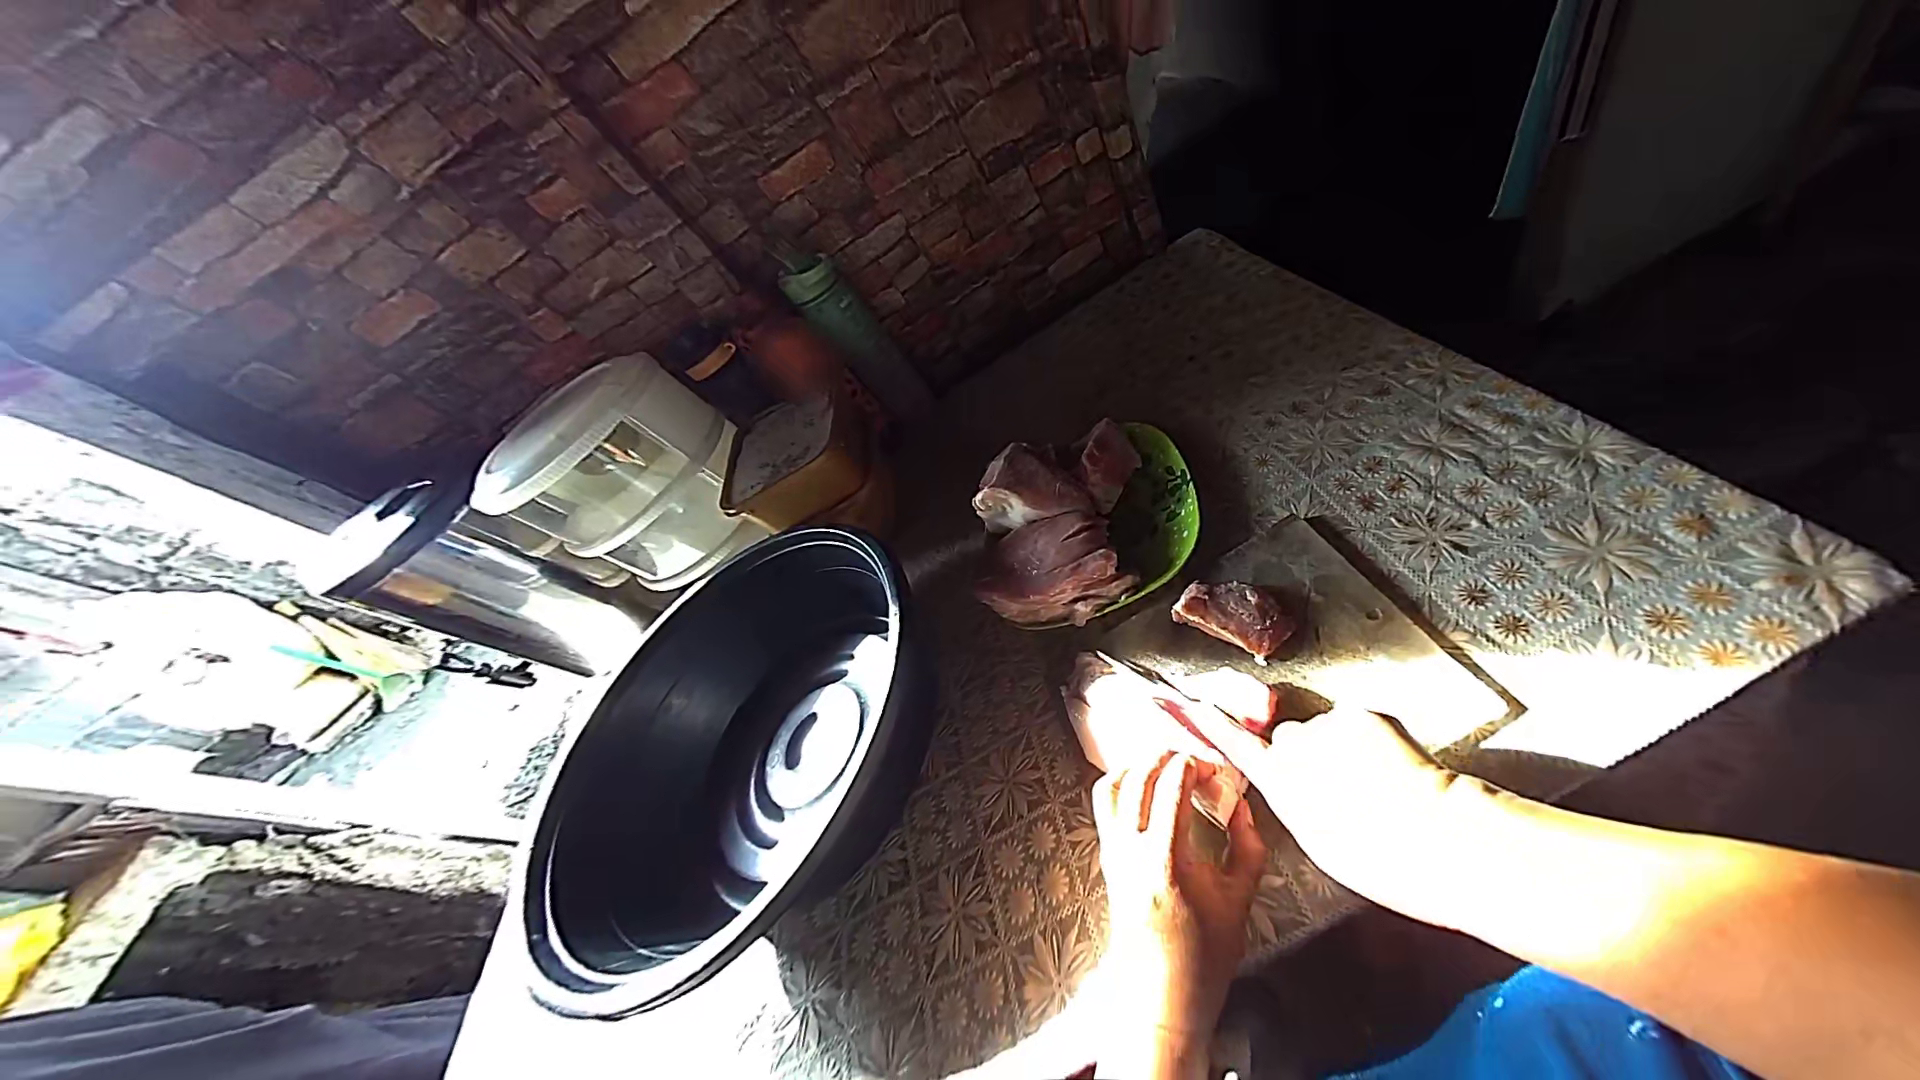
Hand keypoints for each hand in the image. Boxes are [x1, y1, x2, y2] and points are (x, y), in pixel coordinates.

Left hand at [1092, 751, 1265, 1075]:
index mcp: (1165, 858)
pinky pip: (1105, 804)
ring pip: (1113, 784)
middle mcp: (1130, 848)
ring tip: (1167, 766)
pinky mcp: (1106, 855)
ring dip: (1139, 765)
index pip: (1171, 785)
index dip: (1194, 765)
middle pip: (1138, 775)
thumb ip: (1247, 846)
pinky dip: (1123, 783)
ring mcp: (1112, 850)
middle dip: (1166, 756)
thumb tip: (1239, 803)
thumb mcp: (1240, 900)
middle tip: (1192, 760)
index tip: (1214, 769)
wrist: (1160, 992)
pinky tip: (1145, 787)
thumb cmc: (1203, 954)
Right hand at [1180, 703, 1484, 928]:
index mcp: (1281, 785)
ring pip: (1324, 731)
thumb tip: (1294, 785)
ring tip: (1378, 781)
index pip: (1235, 743)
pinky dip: (1370, 738)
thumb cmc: (1384, 858)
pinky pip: (1355, 722)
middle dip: (1309, 753)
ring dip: (1342, 748)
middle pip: (1289, 738)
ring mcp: (1325, 727)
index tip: (1187, 702)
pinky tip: (1395, 765)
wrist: (1443, 840)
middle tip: (1345, 785)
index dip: (1209, 722)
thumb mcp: (1321, 840)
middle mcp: (1294, 749)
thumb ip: (1295, 800)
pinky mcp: (1360, 714)